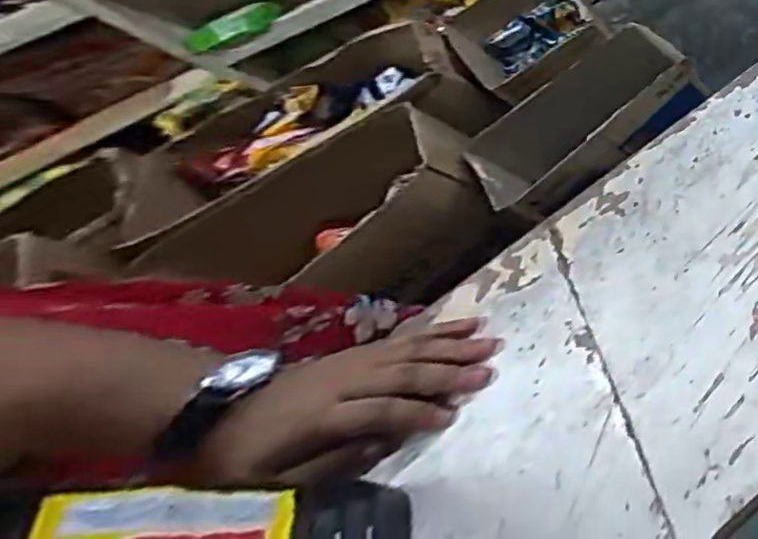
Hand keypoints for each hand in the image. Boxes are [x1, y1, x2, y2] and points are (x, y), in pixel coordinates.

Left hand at [192, 318, 500, 483]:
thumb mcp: (266, 480)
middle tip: (488, 372)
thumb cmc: (245, 456)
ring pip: (414, 348)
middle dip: (449, 372)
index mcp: (322, 414)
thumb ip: (327, 465)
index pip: (380, 410)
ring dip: (456, 344)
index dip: (416, 414)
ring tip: (491, 341)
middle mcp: (347, 378)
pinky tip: (469, 323)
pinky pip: (409, 335)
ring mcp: (358, 358)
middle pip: (405, 372)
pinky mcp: (365, 349)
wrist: (220, 411)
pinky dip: (441, 329)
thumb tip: (382, 446)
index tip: (451, 417)